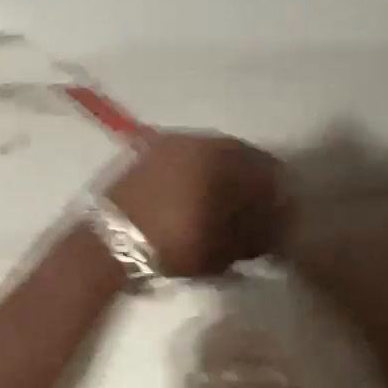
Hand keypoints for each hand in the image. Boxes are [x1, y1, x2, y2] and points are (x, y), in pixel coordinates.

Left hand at [104, 129, 282, 278]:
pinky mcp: (139, 159)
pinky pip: (178, 166)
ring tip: (222, 216)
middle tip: (254, 219)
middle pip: (237, 160)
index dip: (280, 198)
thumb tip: (277, 231)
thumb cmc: (173, 247)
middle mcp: (194, 138)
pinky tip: (192, 209)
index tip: (282, 222)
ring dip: (220, 183)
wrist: (105, 247)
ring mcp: (163, 145)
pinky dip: (191, 183)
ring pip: (206, 161)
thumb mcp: (224, 248)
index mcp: (221, 152)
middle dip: (249, 187)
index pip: (268, 169)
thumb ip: (258, 234)